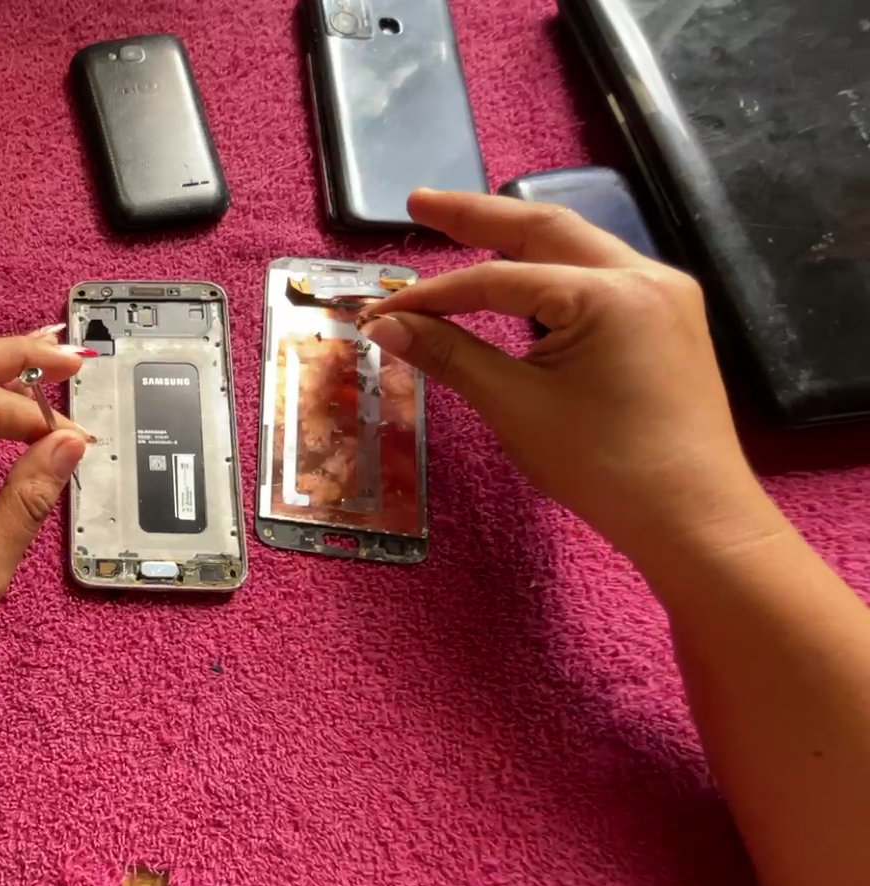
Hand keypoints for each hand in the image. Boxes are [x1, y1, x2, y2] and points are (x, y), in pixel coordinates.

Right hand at [360, 189, 780, 565]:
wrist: (685, 507)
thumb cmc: (597, 459)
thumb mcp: (512, 403)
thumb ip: (449, 354)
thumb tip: (386, 327)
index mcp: (611, 295)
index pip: (496, 280)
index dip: (428, 296)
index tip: (375, 316)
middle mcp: (644, 276)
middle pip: (545, 230)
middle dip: (477, 214)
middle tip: (418, 203)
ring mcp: (657, 294)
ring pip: (570, 248)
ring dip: (510, 237)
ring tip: (454, 227)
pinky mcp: (656, 317)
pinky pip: (586, 278)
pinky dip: (537, 271)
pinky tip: (507, 274)